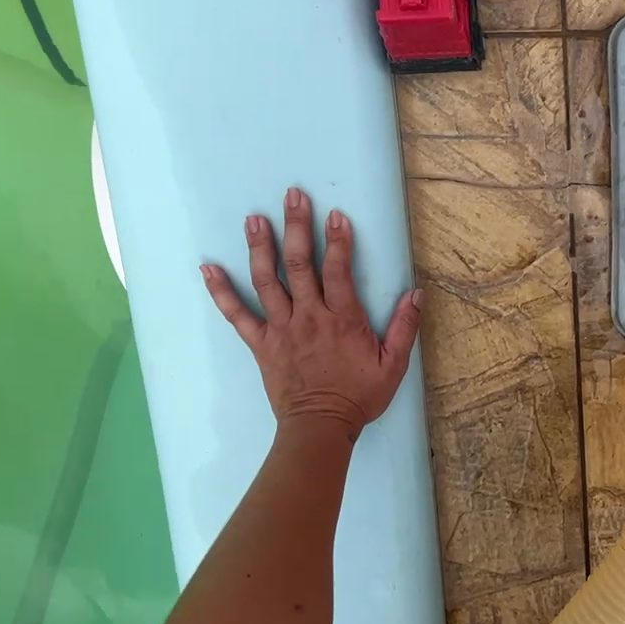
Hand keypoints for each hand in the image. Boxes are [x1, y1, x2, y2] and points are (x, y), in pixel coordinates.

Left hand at [202, 187, 422, 438]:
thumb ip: (404, 327)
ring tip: (255, 219)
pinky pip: (238, 314)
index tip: (335, 214)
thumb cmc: (360, 396)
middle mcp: (309, 316)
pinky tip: (208, 268)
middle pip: (301, 264)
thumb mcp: (394, 365)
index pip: (339, 270)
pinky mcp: (261, 344)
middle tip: (292, 196)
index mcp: (343, 319)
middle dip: (298, 227)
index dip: (338, 240)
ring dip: (261, 248)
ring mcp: (281, 328)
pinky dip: (222, 291)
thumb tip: (415, 294)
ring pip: (268, 281)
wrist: (319, 427)